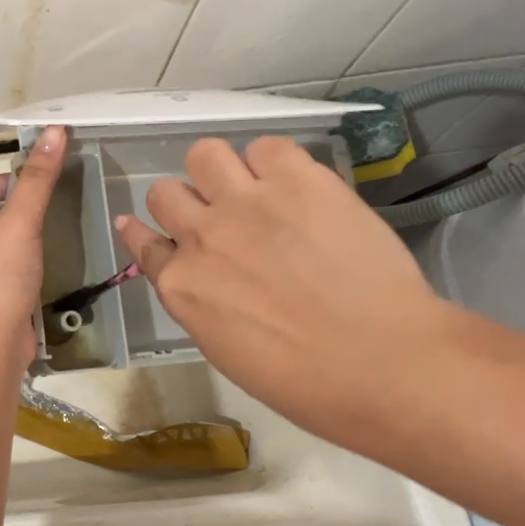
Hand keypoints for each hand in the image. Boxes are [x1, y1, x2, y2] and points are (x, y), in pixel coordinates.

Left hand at [0, 125, 66, 372]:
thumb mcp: (19, 222)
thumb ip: (38, 179)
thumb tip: (55, 131)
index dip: (7, 179)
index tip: (39, 185)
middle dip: (20, 207)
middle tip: (51, 208)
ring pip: (1, 242)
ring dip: (25, 235)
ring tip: (53, 233)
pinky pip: (10, 267)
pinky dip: (28, 261)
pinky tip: (48, 263)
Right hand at [113, 136, 458, 435]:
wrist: (380, 360)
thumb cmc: (301, 378)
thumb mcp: (223, 345)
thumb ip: (201, 301)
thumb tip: (201, 278)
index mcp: (180, 285)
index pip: (145, 244)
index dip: (144, 233)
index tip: (147, 227)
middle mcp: (201, 236)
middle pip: (164, 193)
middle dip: (184, 203)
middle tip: (216, 216)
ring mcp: (247, 203)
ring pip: (204, 155)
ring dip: (218, 171)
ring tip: (248, 188)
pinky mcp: (299, 180)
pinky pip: (267, 147)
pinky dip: (271, 161)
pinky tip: (290, 183)